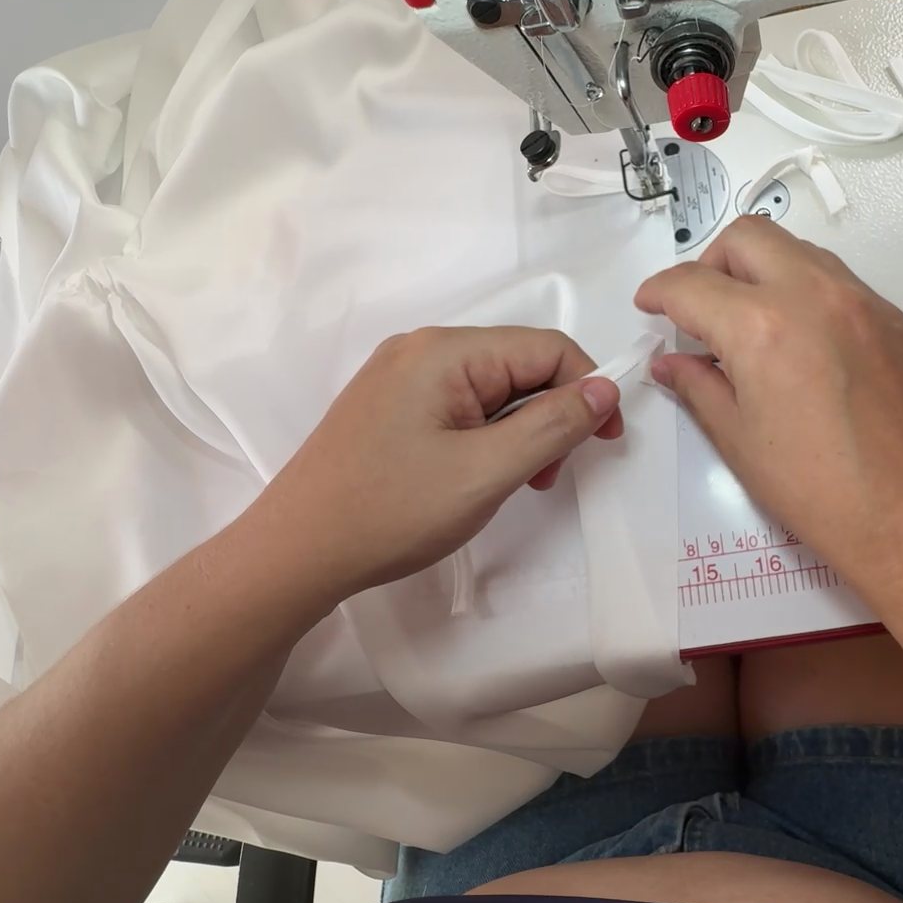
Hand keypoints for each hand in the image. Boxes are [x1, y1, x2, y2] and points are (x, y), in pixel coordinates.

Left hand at [249, 327, 622, 603]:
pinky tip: (485, 474)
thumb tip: (607, 387)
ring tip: (523, 480)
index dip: (588, 389)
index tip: (605, 441)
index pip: (546, 347)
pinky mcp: (394, 407)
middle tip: (552, 473)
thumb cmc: (393, 510)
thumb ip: (555, 424)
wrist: (295, 555)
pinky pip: (464, 406)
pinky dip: (491, 436)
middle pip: (520, 365)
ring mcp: (403, 377)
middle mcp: (423, 350)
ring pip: (495, 389)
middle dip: (552, 414)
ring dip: (525, 429)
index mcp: (445, 351)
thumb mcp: (488, 470)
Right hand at [635, 218, 902, 595]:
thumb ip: (698, 388)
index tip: (650, 306)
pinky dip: (806, 293)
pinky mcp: (896, 320)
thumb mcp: (741, 443)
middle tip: (699, 310)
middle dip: (709, 263)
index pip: (692, 285)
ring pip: (798, 251)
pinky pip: (839, 282)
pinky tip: (803, 344)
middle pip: (747, 237)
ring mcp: (864, 302)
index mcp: (764, 326)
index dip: (659, 292)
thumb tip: (671, 363)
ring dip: (761, 270)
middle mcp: (816, 295)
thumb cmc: (821, 493)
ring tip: (751, 324)